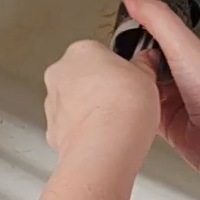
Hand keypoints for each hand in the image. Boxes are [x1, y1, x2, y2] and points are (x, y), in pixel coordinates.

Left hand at [43, 39, 160, 165]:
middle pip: (82, 76)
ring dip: (89, 109)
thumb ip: (145, 64)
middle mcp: (61, 73)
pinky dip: (83, 131)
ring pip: (73, 102)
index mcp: (82, 51)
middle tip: (123, 100)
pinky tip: (102, 137)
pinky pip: (70, 126)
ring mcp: (53, 103)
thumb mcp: (147, 77)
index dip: (118, 68)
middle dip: (100, 87)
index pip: (99, 52)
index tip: (130, 79)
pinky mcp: (52, 130)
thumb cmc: (122, 109)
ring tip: (114, 121)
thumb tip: (147, 60)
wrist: (104, 148)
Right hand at [118, 0, 199, 181]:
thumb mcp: (184, 48)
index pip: (158, 32)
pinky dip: (133, 108)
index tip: (116, 31)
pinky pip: (143, 111)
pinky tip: (126, 107)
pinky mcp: (169, 124)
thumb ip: (156, 19)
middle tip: (114, 63)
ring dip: (132, 87)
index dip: (136, 31)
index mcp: (194, 51)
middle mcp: (187, 75)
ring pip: (143, 87)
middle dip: (130, 62)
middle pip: (147, 61)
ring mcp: (177, 100)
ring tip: (117, 85)